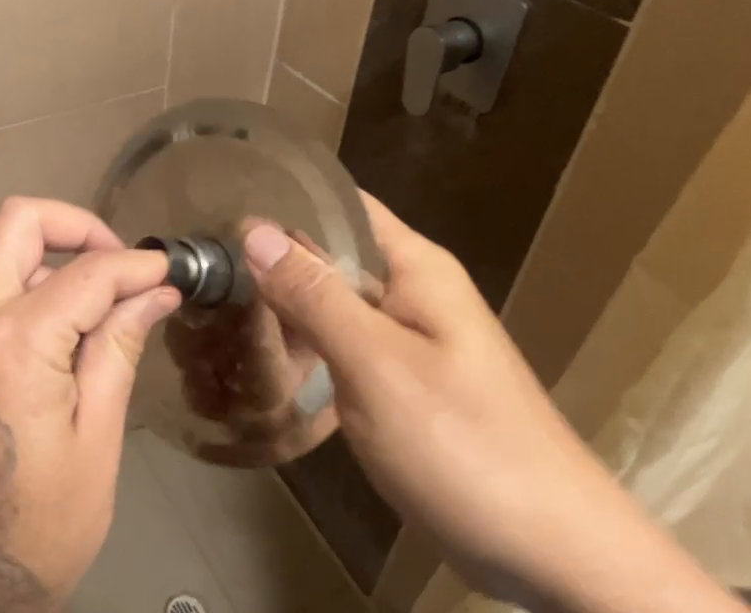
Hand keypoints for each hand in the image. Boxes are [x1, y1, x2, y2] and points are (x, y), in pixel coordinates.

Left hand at [0, 198, 179, 612]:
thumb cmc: (38, 526)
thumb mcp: (97, 438)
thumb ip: (118, 347)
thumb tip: (151, 292)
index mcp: (11, 344)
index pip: (85, 272)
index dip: (135, 265)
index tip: (167, 272)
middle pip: (14, 223)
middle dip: (74, 226)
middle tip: (119, 262)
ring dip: (47, 261)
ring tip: (98, 306)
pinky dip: (24, 294)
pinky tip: (61, 337)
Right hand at [240, 197, 748, 612]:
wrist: (554, 553)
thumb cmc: (465, 445)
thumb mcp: (377, 364)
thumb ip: (314, 295)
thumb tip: (252, 228)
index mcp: (415, 268)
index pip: (339, 203)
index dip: (279, 197)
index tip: (212, 202)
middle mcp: (410, 292)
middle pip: (328, 252)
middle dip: (267, 255)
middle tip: (196, 262)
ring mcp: (405, 341)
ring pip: (329, 302)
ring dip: (278, 302)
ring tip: (208, 301)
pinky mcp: (399, 384)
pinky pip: (339, 345)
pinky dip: (300, 344)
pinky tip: (254, 356)